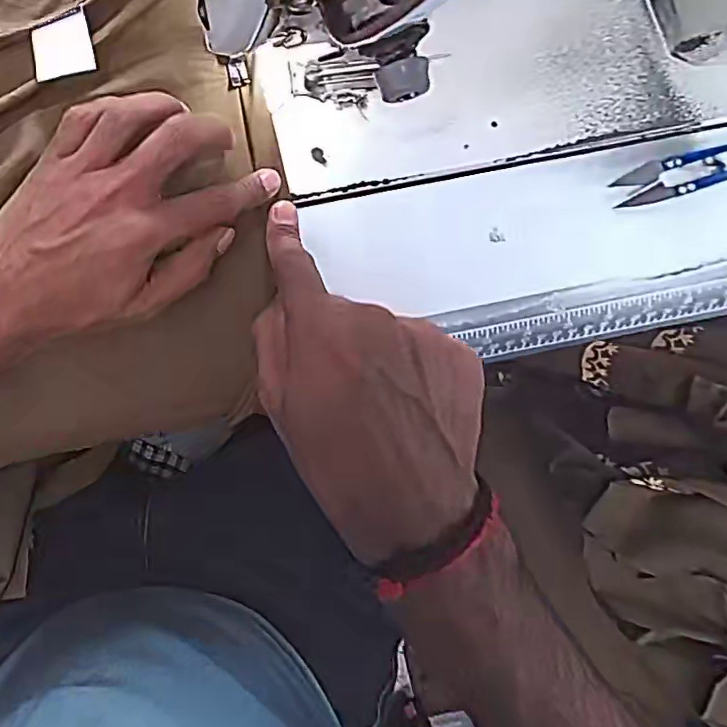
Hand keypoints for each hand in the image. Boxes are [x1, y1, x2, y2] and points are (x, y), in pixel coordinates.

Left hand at [0, 93, 280, 385]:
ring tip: (178, 112)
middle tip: (220, 138)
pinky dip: (108, 107)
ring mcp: (82, 172)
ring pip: (130, 115)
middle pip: (179, 139)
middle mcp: (116, 192)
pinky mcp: (53, 163)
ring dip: (163, 106)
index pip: (212, 202)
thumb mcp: (139, 305)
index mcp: (141, 231)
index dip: (246, 191)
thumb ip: (187, 271)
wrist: (3, 298)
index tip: (261, 182)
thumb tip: (218, 240)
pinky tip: (122, 114)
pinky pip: (82, 118)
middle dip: (212, 131)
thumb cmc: (64, 305)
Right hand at [254, 201, 484, 563]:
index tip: (285, 216)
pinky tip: (407, 403)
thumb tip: (279, 308)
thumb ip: (271, 343)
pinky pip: (417, 343)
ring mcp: (418, 332)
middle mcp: (371, 320)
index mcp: (320, 331)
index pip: (297, 270)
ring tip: (377, 404)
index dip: (286, 241)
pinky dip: (410, 366)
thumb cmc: (338, 465)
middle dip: (333, 337)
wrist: (414, 510)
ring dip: (374, 354)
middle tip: (336, 387)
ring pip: (381, 328)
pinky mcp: (455, 350)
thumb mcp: (278, 406)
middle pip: (341, 310)